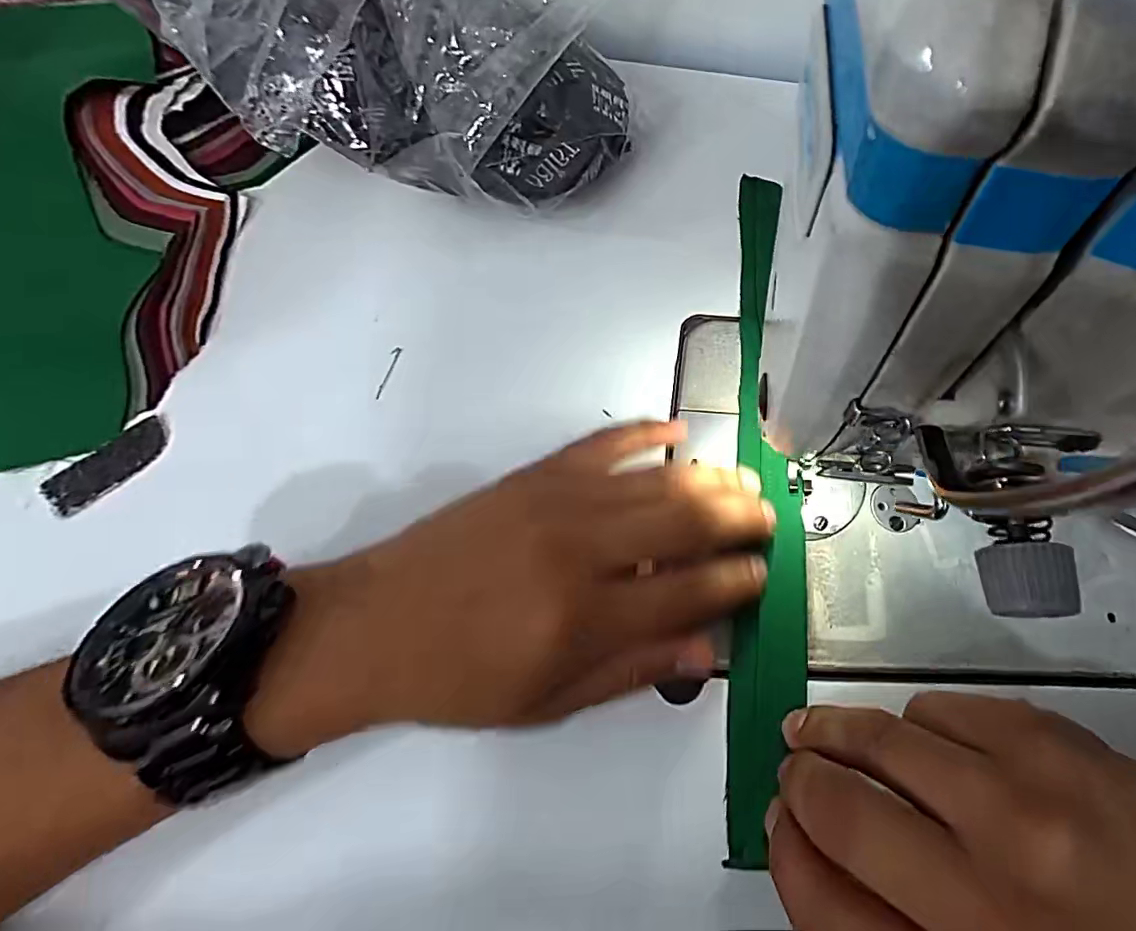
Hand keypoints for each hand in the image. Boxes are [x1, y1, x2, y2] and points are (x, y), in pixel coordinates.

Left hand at [249, 420, 774, 750]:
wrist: (367, 627)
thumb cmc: (460, 679)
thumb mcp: (547, 701)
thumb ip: (633, 670)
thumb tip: (706, 650)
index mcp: (585, 616)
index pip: (691, 591)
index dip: (738, 581)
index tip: (761, 575)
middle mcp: (582, 549)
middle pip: (689, 521)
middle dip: (742, 518)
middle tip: (768, 519)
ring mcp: (559, 500)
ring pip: (660, 479)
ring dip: (713, 478)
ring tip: (744, 482)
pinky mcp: (536, 473)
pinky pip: (606, 442)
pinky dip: (646, 433)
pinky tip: (677, 433)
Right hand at [768, 692, 1135, 930]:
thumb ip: (906, 927)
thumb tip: (827, 861)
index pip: (830, 901)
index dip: (789, 854)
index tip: (780, 822)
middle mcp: (988, 883)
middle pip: (844, 806)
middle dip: (802, 777)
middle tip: (792, 764)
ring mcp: (1017, 798)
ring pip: (885, 740)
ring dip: (846, 735)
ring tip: (829, 734)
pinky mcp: (1044, 737)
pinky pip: (941, 710)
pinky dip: (916, 722)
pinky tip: (920, 738)